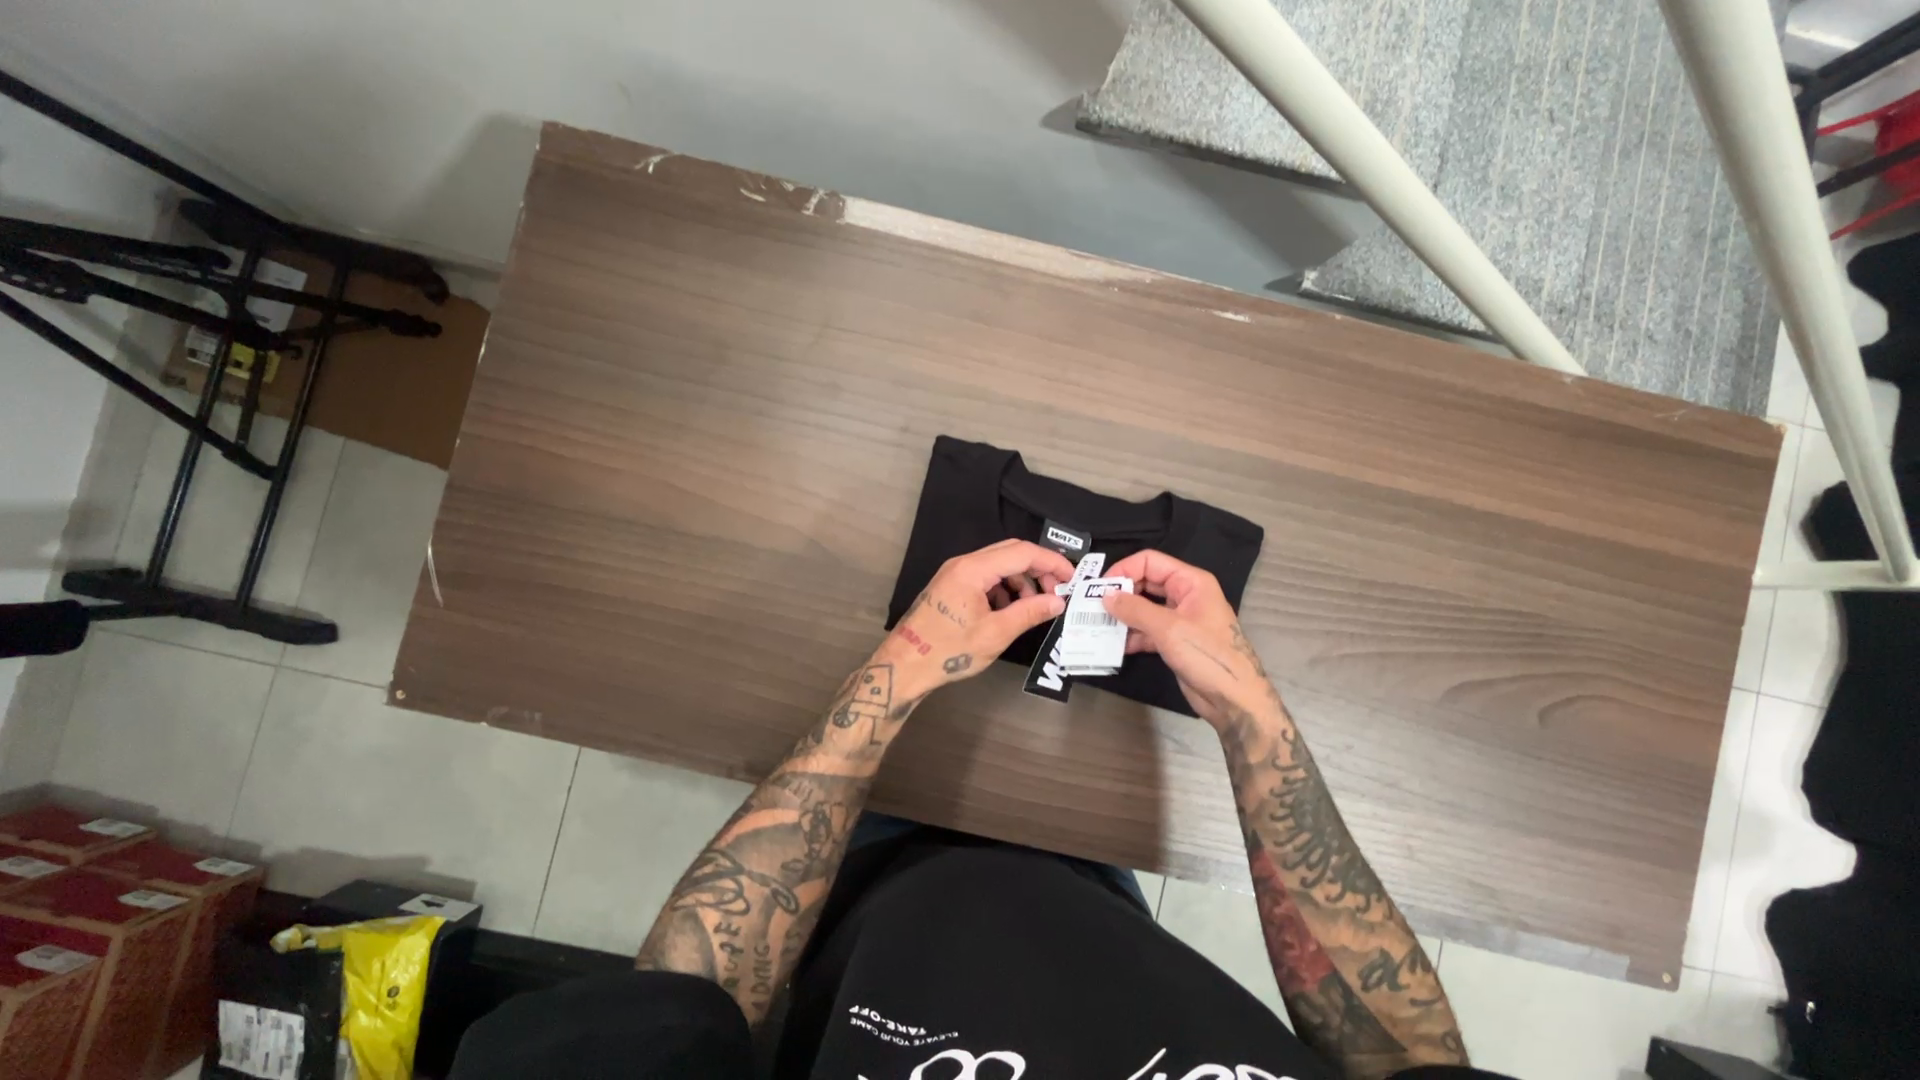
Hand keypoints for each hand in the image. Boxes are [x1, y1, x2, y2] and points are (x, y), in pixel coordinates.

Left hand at [875, 539, 1073, 697]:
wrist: (906, 665)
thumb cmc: (949, 651)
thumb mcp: (996, 634)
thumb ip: (1030, 613)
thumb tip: (1058, 602)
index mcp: (973, 569)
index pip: (1022, 552)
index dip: (1052, 563)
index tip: (1072, 579)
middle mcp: (963, 563)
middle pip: (1011, 552)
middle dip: (1038, 569)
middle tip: (1057, 592)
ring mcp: (954, 573)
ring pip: (998, 564)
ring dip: (1021, 579)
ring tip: (1033, 606)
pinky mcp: (951, 585)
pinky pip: (985, 576)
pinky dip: (1004, 587)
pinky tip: (1010, 610)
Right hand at [1101, 550, 1280, 731]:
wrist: (1234, 698)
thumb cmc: (1207, 655)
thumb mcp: (1169, 629)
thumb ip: (1135, 609)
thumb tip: (1106, 596)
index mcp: (1191, 582)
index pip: (1150, 562)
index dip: (1124, 569)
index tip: (1100, 588)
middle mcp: (1186, 595)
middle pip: (1146, 583)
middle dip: (1121, 594)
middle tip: (1094, 607)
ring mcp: (1180, 619)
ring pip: (1144, 609)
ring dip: (1123, 617)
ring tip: (1099, 626)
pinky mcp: (1175, 641)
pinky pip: (1147, 631)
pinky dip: (1132, 636)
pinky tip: (1114, 645)